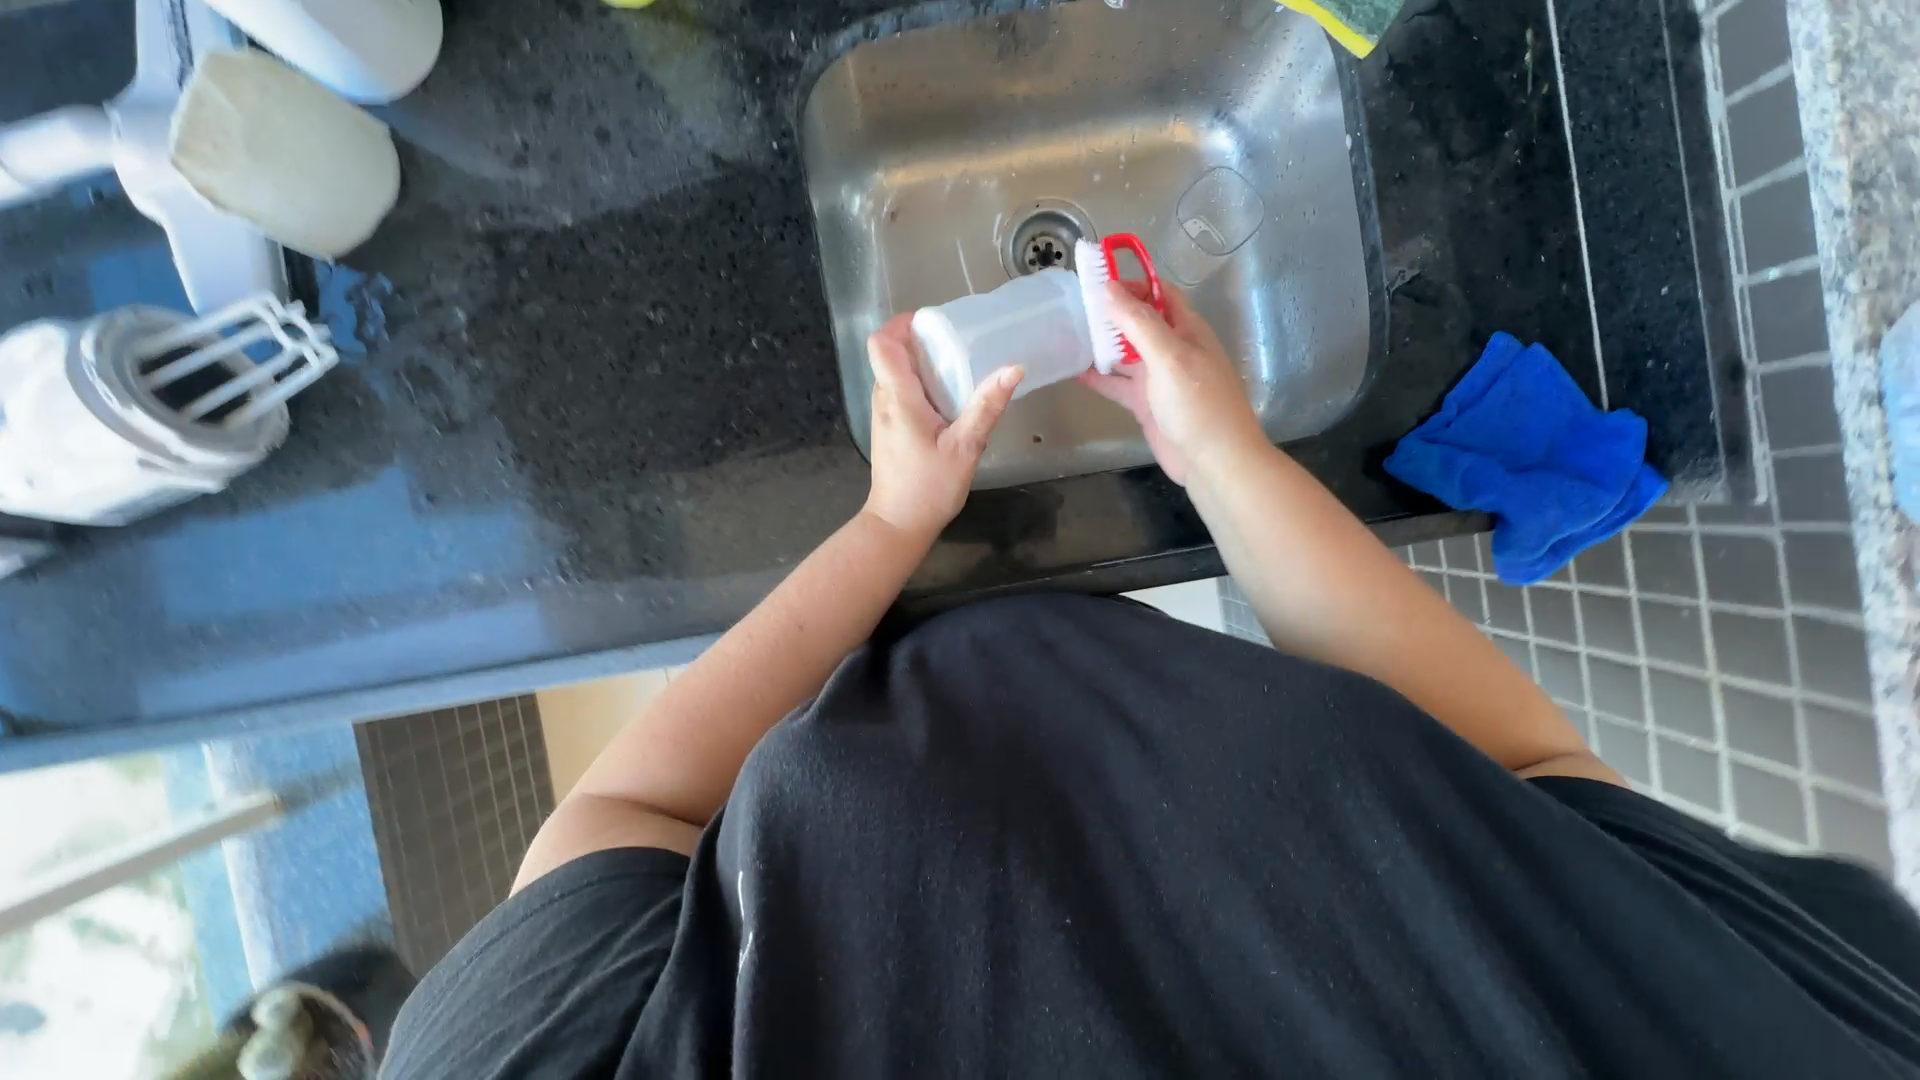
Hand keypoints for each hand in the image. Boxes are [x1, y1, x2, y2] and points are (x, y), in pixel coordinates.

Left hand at [863, 314, 1022, 539]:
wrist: (898, 525)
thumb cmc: (929, 488)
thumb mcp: (966, 448)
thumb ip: (987, 407)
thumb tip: (1013, 369)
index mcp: (899, 398)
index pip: (882, 343)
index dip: (902, 324)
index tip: (933, 324)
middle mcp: (884, 400)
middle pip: (890, 354)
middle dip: (920, 341)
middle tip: (958, 343)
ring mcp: (882, 414)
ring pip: (895, 373)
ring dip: (921, 364)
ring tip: (957, 367)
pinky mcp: (888, 428)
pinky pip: (900, 392)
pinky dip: (920, 385)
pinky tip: (948, 399)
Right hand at [1078, 281, 1263, 485]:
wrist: (1213, 460)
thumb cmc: (1198, 404)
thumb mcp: (1169, 356)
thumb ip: (1139, 323)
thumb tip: (1109, 288)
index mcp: (1185, 329)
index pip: (1157, 293)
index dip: (1131, 283)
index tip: (1096, 279)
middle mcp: (1171, 349)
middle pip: (1137, 321)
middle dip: (1110, 312)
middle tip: (1073, 306)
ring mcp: (1157, 377)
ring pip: (1124, 352)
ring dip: (1100, 343)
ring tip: (1067, 332)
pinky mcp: (1145, 403)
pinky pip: (1117, 383)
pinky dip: (1098, 376)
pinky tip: (1073, 370)